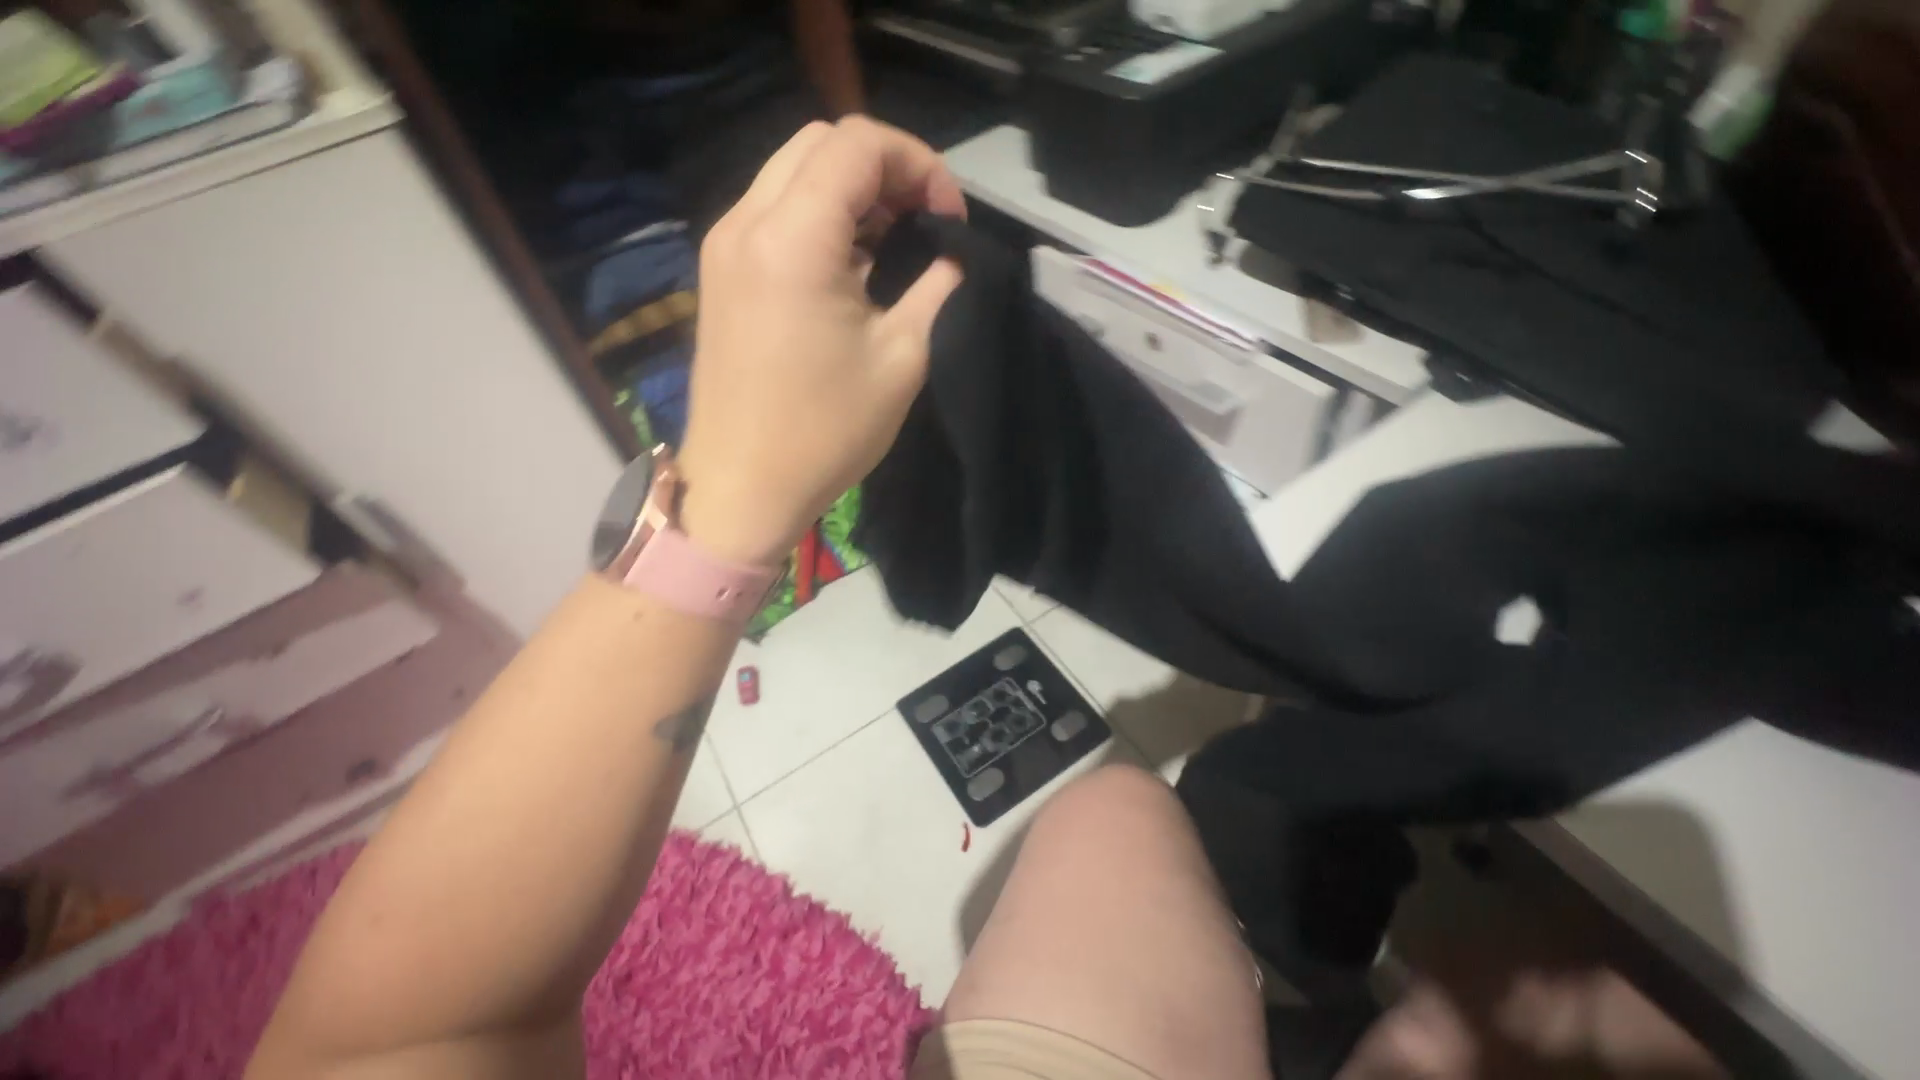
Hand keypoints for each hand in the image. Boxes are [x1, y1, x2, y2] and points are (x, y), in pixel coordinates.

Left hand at [676, 117, 965, 564]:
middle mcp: (746, 223)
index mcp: (792, 239)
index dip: (918, 164)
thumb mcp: (902, 358)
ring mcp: (725, 245)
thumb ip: (937, 288)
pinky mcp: (721, 271)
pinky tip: (853, 262)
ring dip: (852, 189)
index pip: (857, 143)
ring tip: (895, 240)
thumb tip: (953, 257)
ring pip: (793, 171)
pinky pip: (774, 209)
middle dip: (886, 168)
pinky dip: (820, 215)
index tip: (949, 219)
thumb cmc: (825, 431)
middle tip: (925, 220)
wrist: (742, 487)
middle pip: (821, 143)